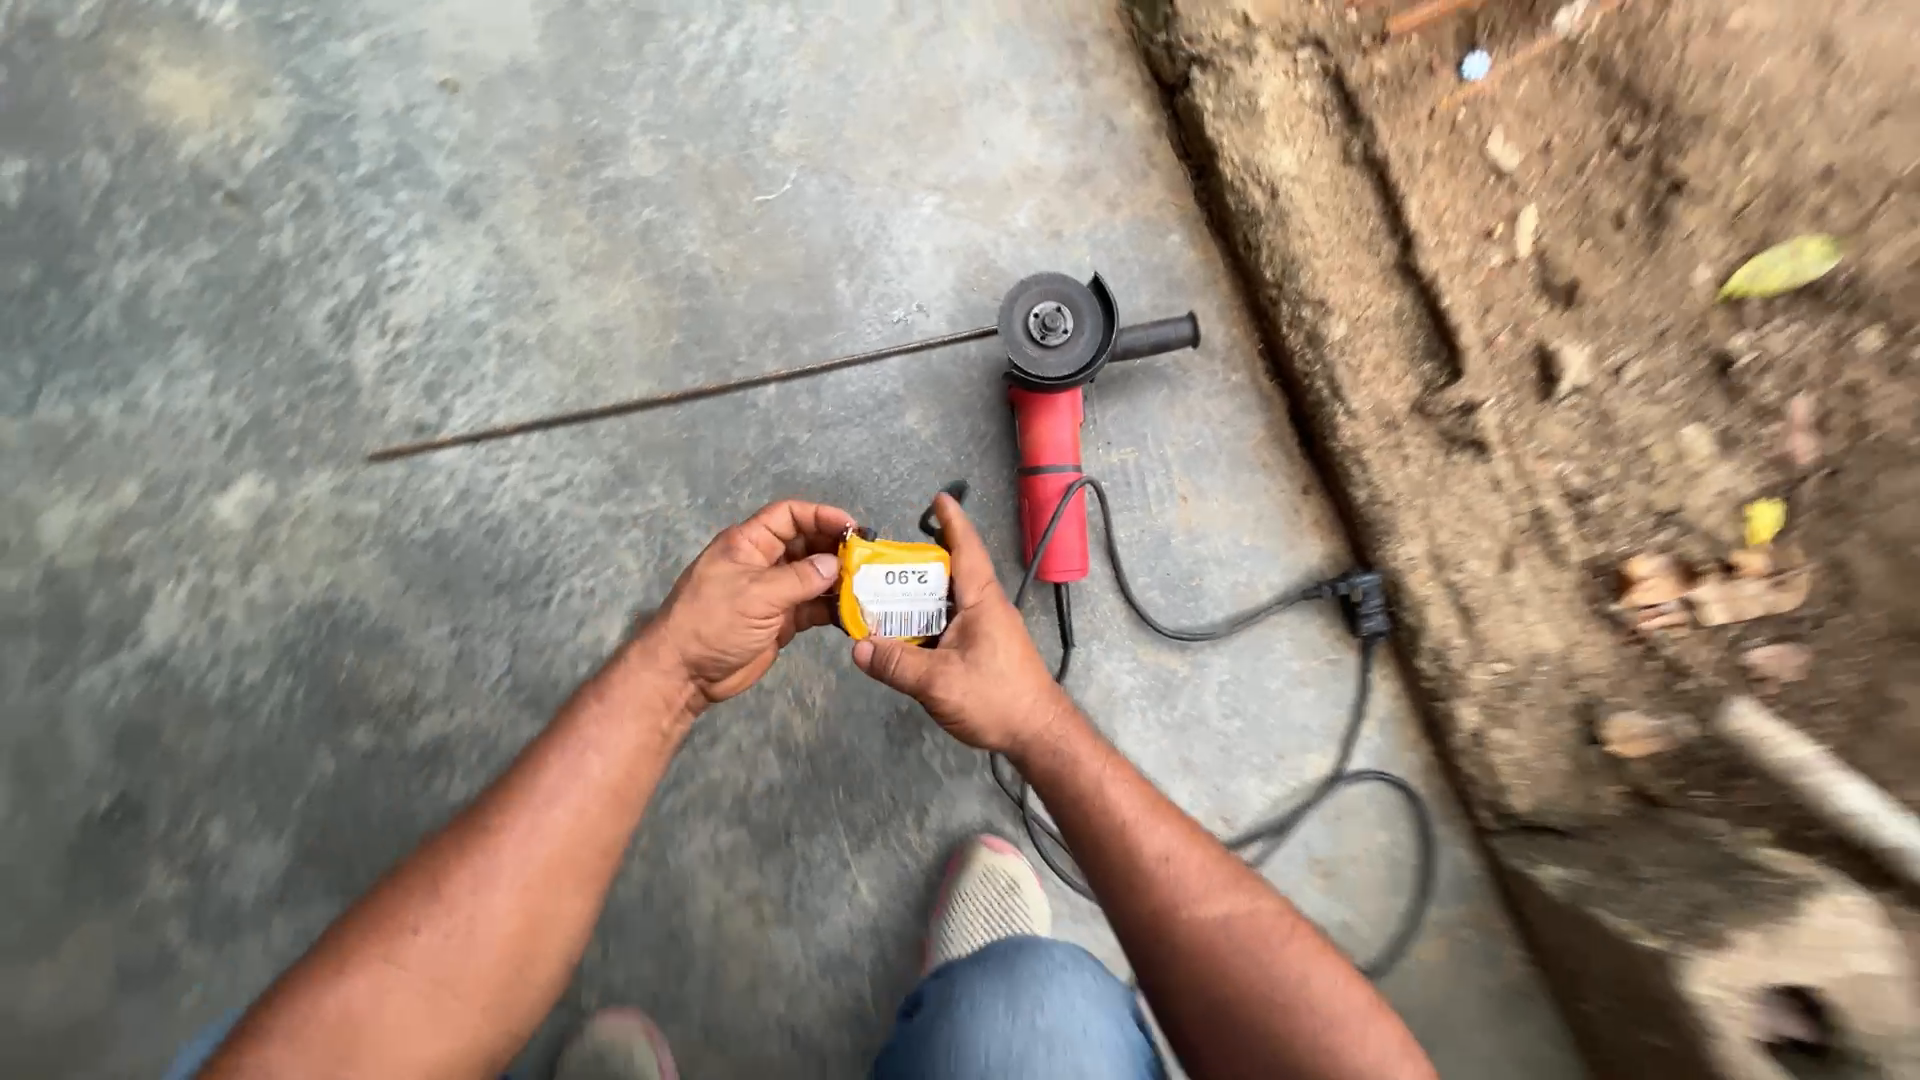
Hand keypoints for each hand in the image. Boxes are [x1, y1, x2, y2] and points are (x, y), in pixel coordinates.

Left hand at [640, 499, 855, 706]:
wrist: (685, 674)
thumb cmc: (712, 623)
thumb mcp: (756, 595)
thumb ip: (799, 578)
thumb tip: (835, 564)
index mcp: (748, 544)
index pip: (789, 516)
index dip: (820, 516)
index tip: (852, 527)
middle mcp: (764, 562)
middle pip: (807, 544)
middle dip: (836, 550)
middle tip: (867, 560)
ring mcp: (773, 592)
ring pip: (814, 577)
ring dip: (839, 581)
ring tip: (868, 587)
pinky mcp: (782, 620)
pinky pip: (814, 607)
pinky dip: (833, 609)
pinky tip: (855, 612)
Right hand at [851, 494, 1072, 756]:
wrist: (1039, 733)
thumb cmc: (997, 699)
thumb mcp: (939, 683)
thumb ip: (897, 664)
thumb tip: (858, 647)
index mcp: (982, 601)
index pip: (966, 549)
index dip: (952, 522)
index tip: (938, 498)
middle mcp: (988, 607)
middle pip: (953, 573)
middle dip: (922, 561)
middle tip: (885, 560)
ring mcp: (990, 629)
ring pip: (951, 600)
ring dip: (924, 594)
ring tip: (888, 594)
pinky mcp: (987, 649)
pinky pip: (953, 622)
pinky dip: (930, 619)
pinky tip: (910, 633)